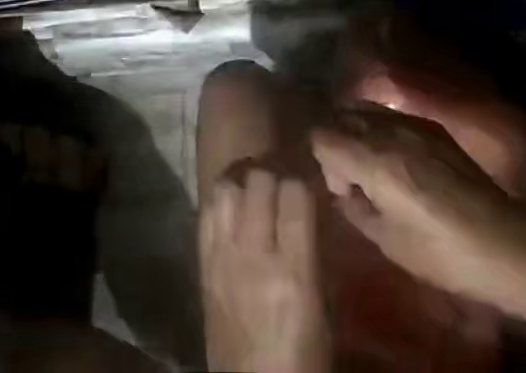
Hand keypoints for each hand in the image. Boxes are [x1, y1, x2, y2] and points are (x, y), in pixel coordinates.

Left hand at [199, 166, 329, 372]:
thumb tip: (313, 204)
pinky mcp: (201, 263)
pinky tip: (234, 206)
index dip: (304, 178)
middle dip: (275, 172)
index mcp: (292, 272)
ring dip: (244, 179)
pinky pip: (207, 211)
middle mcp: (252, 255)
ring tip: (257, 186)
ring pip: (226, 187)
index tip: (310, 178)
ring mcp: (221, 256)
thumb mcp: (323, 308)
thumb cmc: (303, 358)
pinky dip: (222, 200)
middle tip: (284, 179)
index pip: (294, 194)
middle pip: (257, 180)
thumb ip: (317, 252)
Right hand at [310, 108, 525, 344]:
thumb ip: (354, 206)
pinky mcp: (434, 128)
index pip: (320, 135)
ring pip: (364, 109)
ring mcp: (413, 124)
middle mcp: (388, 130)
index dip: (324, 162)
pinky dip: (382, 130)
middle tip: (354, 177)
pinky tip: (401, 161)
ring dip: (359, 132)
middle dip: (337, 141)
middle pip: (339, 115)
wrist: (512, 245)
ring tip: (375, 165)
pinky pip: (391, 115)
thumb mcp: (387, 241)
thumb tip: (343, 189)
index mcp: (372, 158)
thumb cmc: (445, 253)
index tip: (345, 189)